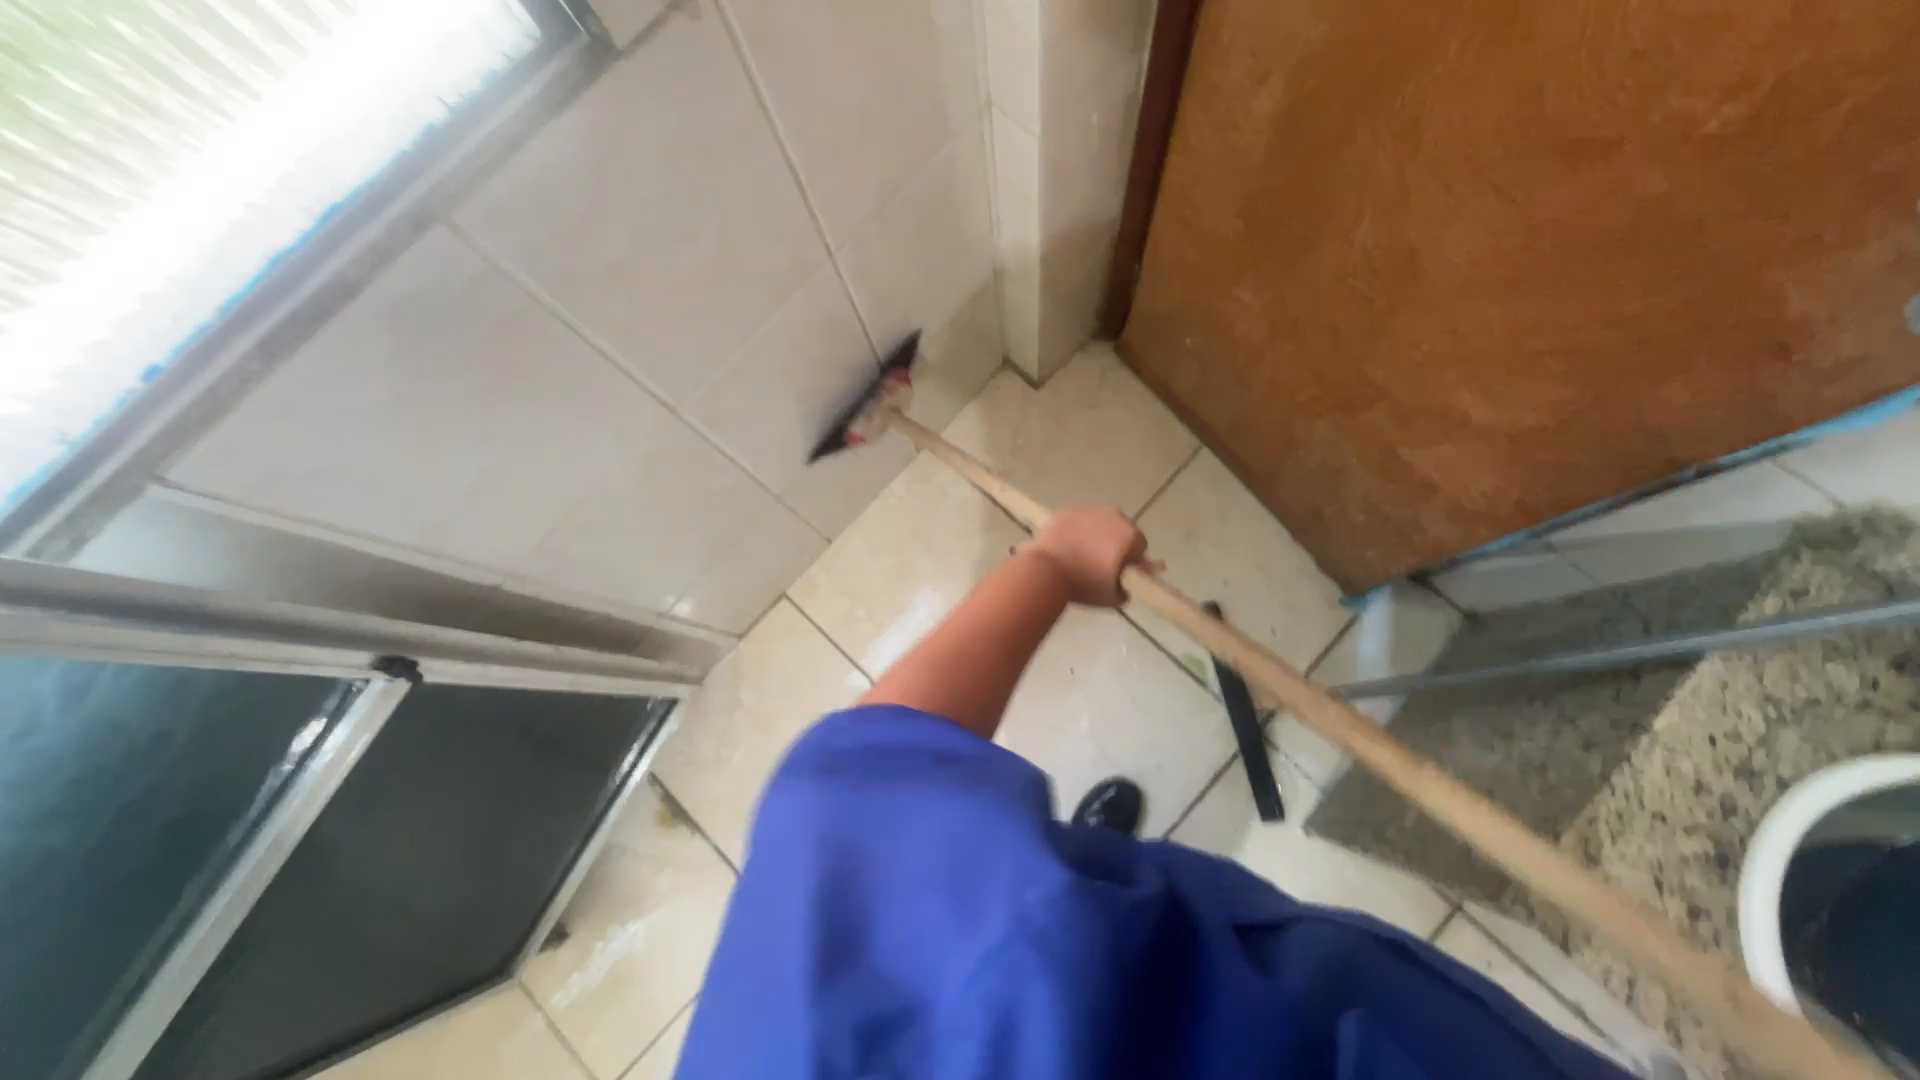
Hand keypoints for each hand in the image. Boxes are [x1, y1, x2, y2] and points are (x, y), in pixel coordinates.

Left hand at [1020, 506, 1151, 606]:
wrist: (1046, 571)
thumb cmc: (1084, 585)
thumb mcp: (1113, 598)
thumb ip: (1125, 589)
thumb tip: (1123, 586)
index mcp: (1130, 535)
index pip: (1140, 546)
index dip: (1132, 560)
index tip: (1120, 572)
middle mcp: (1113, 516)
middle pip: (1120, 530)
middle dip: (1114, 543)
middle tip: (1100, 563)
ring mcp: (1087, 510)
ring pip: (1097, 523)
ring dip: (1094, 535)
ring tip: (1079, 555)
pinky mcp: (1065, 511)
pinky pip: (1076, 521)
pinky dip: (1074, 531)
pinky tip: (1065, 546)